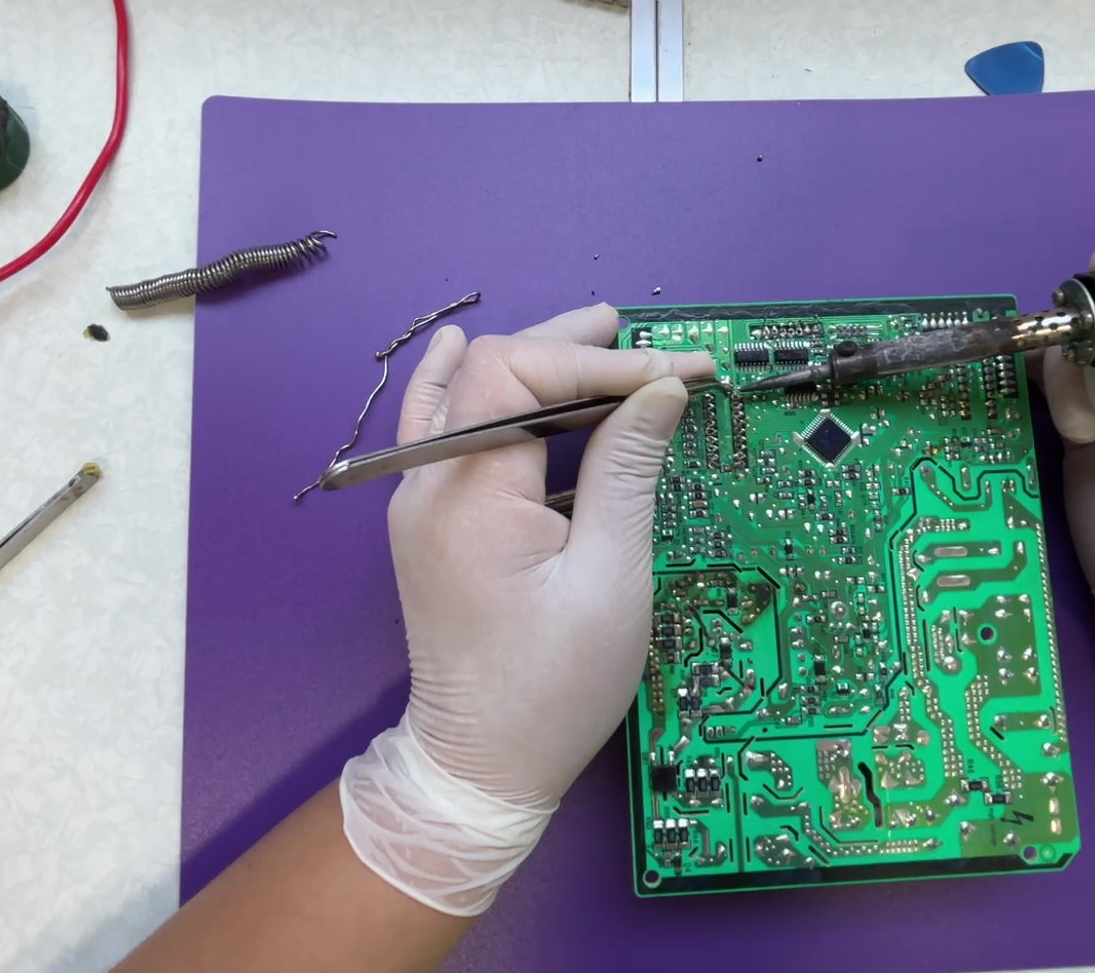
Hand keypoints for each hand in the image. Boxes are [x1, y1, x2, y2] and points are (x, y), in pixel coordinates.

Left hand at [339, 303, 713, 915]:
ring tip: (590, 334)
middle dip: (569, 348)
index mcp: (471, 495)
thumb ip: (627, 471)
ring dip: (529, 359)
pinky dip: (457, 382)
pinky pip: (434, 427)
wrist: (480, 764)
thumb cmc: (556, 686)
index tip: (677, 373)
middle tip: (634, 332)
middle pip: (490, 373)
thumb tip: (661, 390)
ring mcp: (417, 499)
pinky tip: (458, 347)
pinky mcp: (427, 518)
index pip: (521, 377)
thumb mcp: (611, 580)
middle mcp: (427, 482)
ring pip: (465, 394)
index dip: (600, 363)